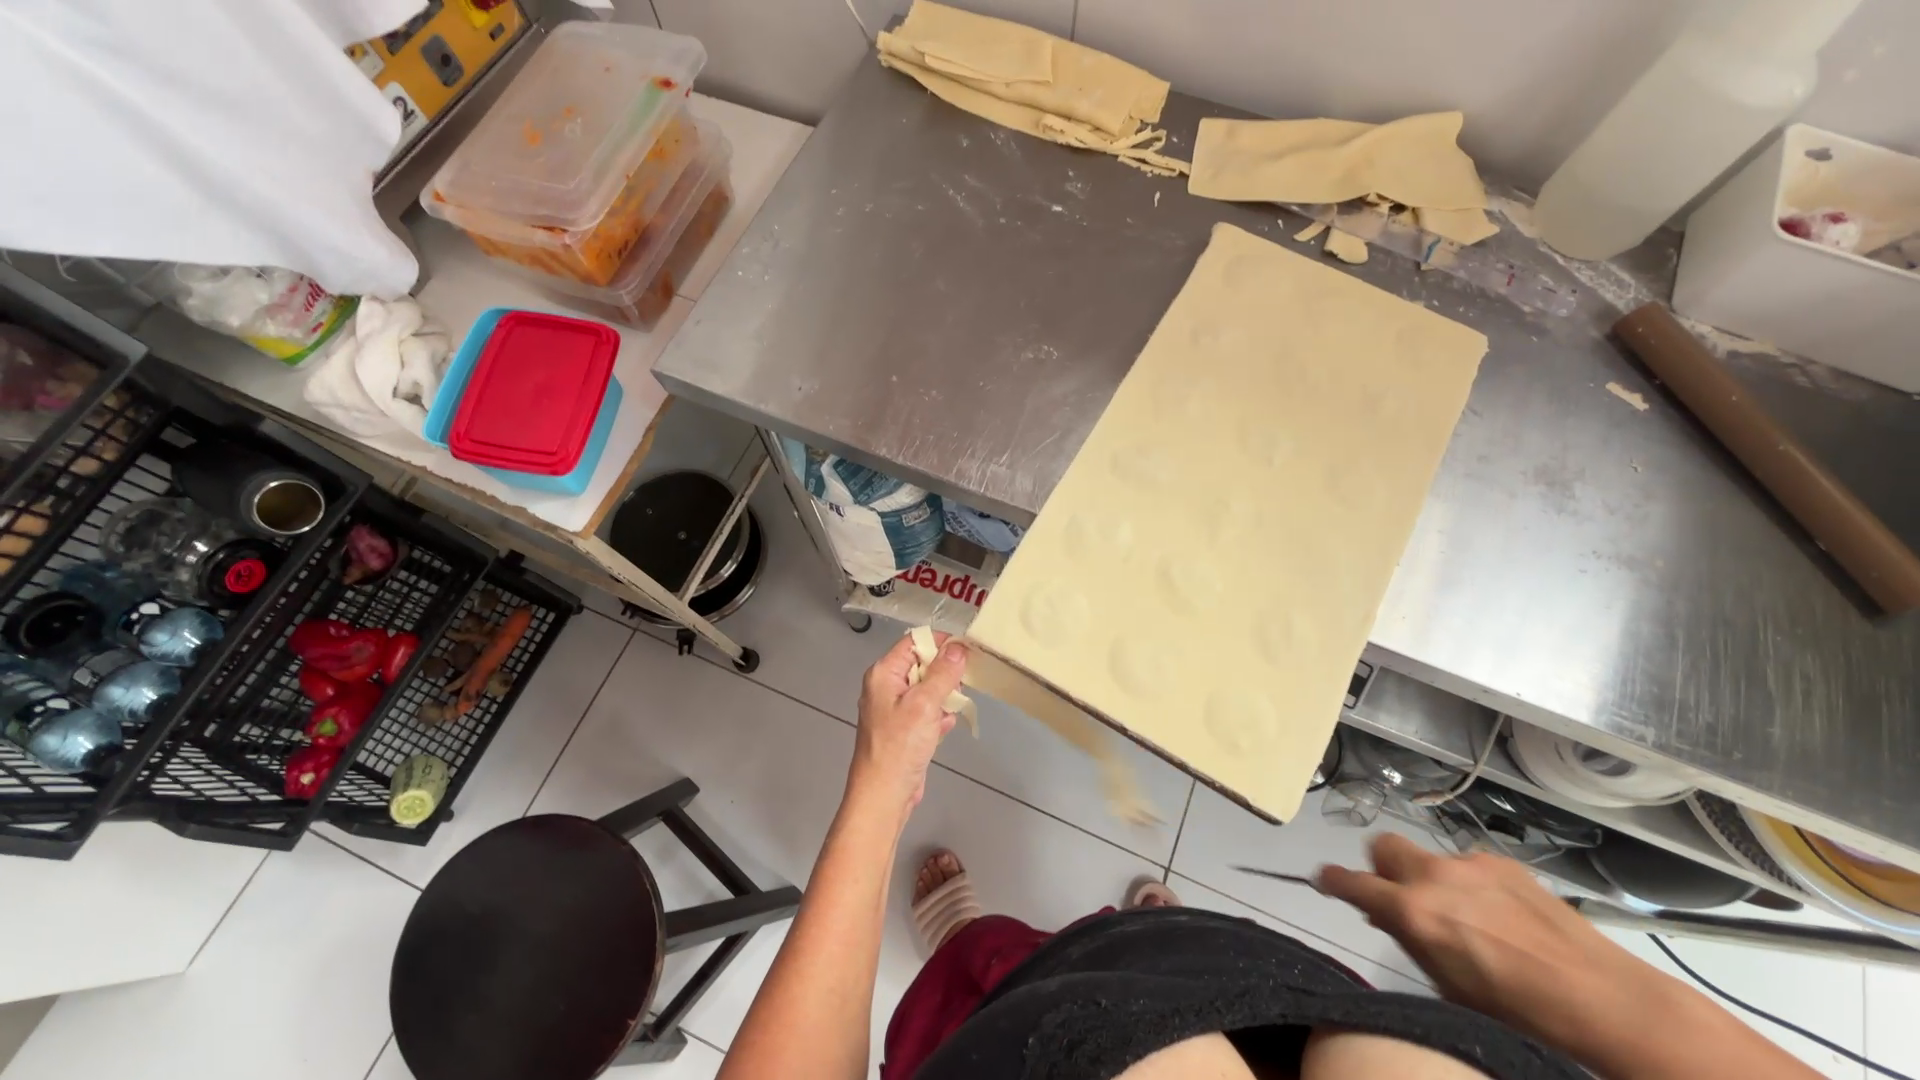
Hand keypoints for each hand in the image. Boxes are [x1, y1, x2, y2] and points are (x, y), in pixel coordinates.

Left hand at [849, 632, 968, 815]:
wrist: (883, 795)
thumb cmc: (900, 746)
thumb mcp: (925, 704)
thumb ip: (943, 673)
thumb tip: (958, 647)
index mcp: (884, 673)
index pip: (914, 642)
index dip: (940, 642)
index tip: (967, 649)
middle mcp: (886, 686)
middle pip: (921, 664)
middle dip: (945, 671)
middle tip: (966, 679)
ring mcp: (893, 709)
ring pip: (927, 689)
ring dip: (944, 695)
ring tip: (956, 704)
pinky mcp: (903, 729)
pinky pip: (926, 711)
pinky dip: (938, 715)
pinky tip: (946, 726)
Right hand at [1318, 834, 1670, 1052]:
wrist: (1600, 997)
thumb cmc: (1513, 1008)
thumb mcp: (1445, 983)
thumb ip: (1408, 938)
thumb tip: (1385, 914)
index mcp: (1413, 910)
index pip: (1353, 882)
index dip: (1333, 880)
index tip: (1325, 880)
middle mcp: (1435, 876)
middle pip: (1384, 846)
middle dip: (1382, 866)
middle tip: (1399, 897)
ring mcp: (1471, 864)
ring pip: (1430, 858)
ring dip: (1432, 879)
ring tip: (1465, 917)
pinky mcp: (1505, 863)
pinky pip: (1468, 865)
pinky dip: (1469, 883)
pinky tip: (1499, 916)